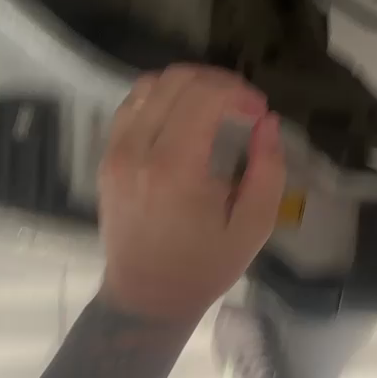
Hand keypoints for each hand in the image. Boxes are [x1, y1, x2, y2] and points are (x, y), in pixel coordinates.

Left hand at [98, 65, 286, 325]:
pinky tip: (187, 117)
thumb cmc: (205, 265)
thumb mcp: (254, 226)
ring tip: (217, 106)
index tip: (260, 112)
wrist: (147, 297)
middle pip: (176, 80)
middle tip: (244, 106)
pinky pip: (133, 104)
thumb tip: (267, 123)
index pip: (205, 96)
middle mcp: (139, 150)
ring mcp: (116, 151)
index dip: (240, 92)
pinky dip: (164, 97)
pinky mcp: (108, 156)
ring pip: (150, 84)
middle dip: (219, 82)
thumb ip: (268, 169)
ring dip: (190, 85)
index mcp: (176, 168)